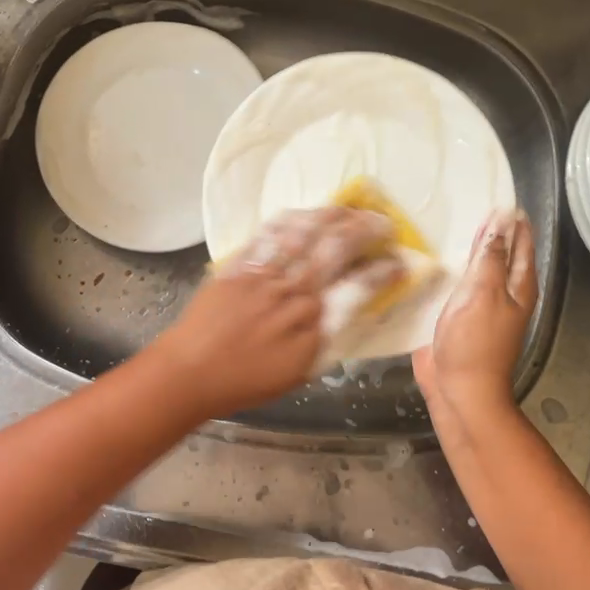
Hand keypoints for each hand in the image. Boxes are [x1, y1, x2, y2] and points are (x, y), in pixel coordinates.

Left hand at [146, 207, 400, 418]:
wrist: (190, 371)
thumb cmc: (245, 381)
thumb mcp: (299, 371)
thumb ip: (328, 339)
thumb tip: (351, 312)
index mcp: (313, 325)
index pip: (360, 288)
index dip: (384, 271)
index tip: (399, 261)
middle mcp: (294, 293)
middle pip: (336, 250)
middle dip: (365, 231)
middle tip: (382, 224)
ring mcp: (265, 274)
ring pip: (305, 234)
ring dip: (333, 216)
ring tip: (351, 208)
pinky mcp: (239, 263)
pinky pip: (269, 234)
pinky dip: (291, 219)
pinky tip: (305, 213)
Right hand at [414, 209, 536, 417]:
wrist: (459, 389)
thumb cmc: (475, 341)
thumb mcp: (484, 292)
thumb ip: (490, 256)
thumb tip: (502, 221)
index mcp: (518, 285)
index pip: (520, 243)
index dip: (512, 221)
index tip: (501, 197)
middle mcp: (504, 292)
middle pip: (501, 254)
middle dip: (492, 231)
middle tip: (477, 204)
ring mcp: (481, 305)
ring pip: (478, 268)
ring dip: (469, 249)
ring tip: (454, 225)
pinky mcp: (458, 316)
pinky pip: (457, 285)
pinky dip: (450, 269)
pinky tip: (434, 260)